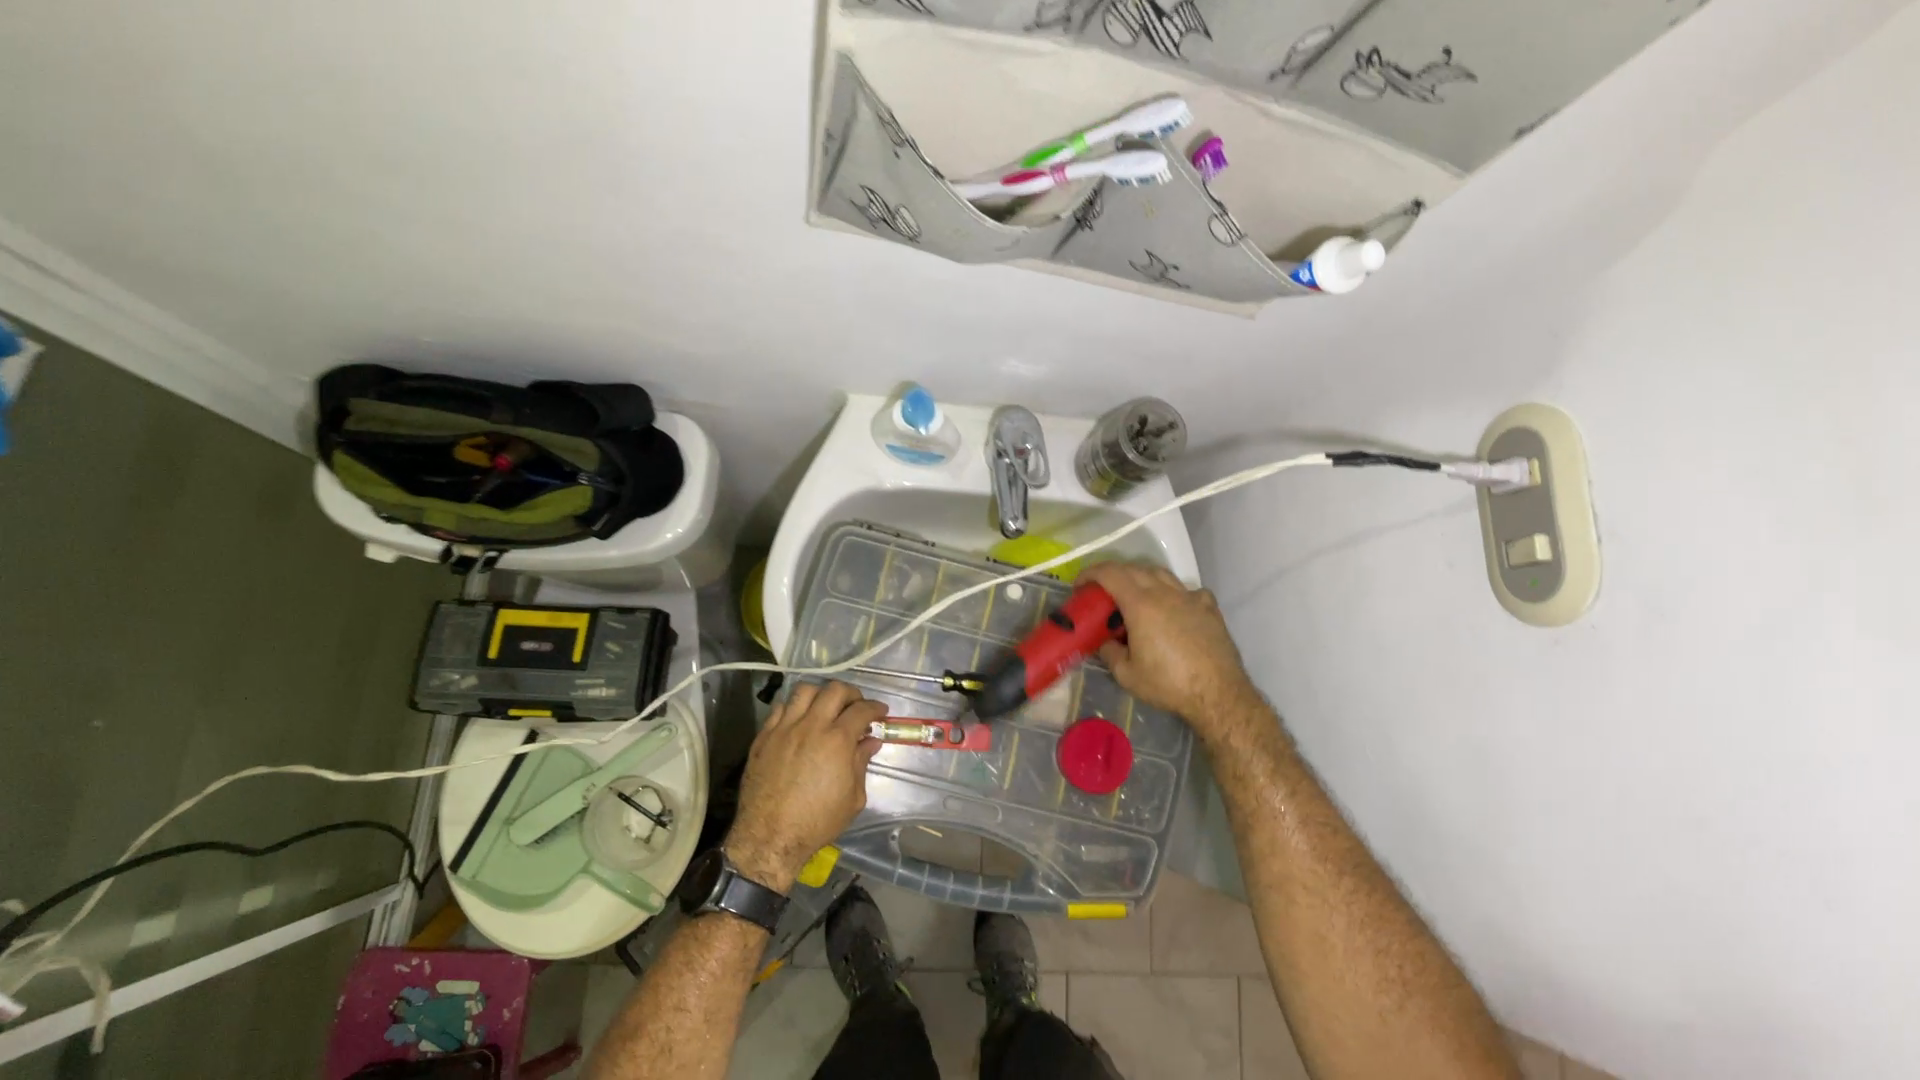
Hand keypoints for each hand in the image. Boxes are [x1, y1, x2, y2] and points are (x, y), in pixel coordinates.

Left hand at [725, 680, 884, 892]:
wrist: (770, 837)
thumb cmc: (817, 822)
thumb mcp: (853, 798)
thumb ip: (861, 764)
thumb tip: (870, 742)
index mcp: (837, 741)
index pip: (861, 710)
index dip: (875, 708)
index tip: (880, 713)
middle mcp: (811, 726)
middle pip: (834, 690)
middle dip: (851, 694)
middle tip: (856, 707)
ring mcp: (784, 729)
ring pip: (804, 691)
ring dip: (821, 695)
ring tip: (826, 708)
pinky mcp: (763, 737)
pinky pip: (779, 708)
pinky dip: (794, 708)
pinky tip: (799, 720)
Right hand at [1079, 562, 1259, 737]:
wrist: (1217, 693)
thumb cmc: (1168, 684)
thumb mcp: (1127, 675)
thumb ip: (1110, 653)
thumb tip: (1105, 642)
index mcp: (1141, 604)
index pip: (1110, 574)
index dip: (1091, 574)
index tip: (1080, 585)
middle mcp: (1165, 593)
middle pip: (1134, 569)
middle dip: (1113, 574)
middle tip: (1102, 591)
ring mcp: (1190, 597)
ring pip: (1162, 574)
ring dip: (1142, 578)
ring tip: (1135, 595)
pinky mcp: (1209, 608)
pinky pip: (1187, 590)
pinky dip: (1174, 593)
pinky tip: (1174, 607)